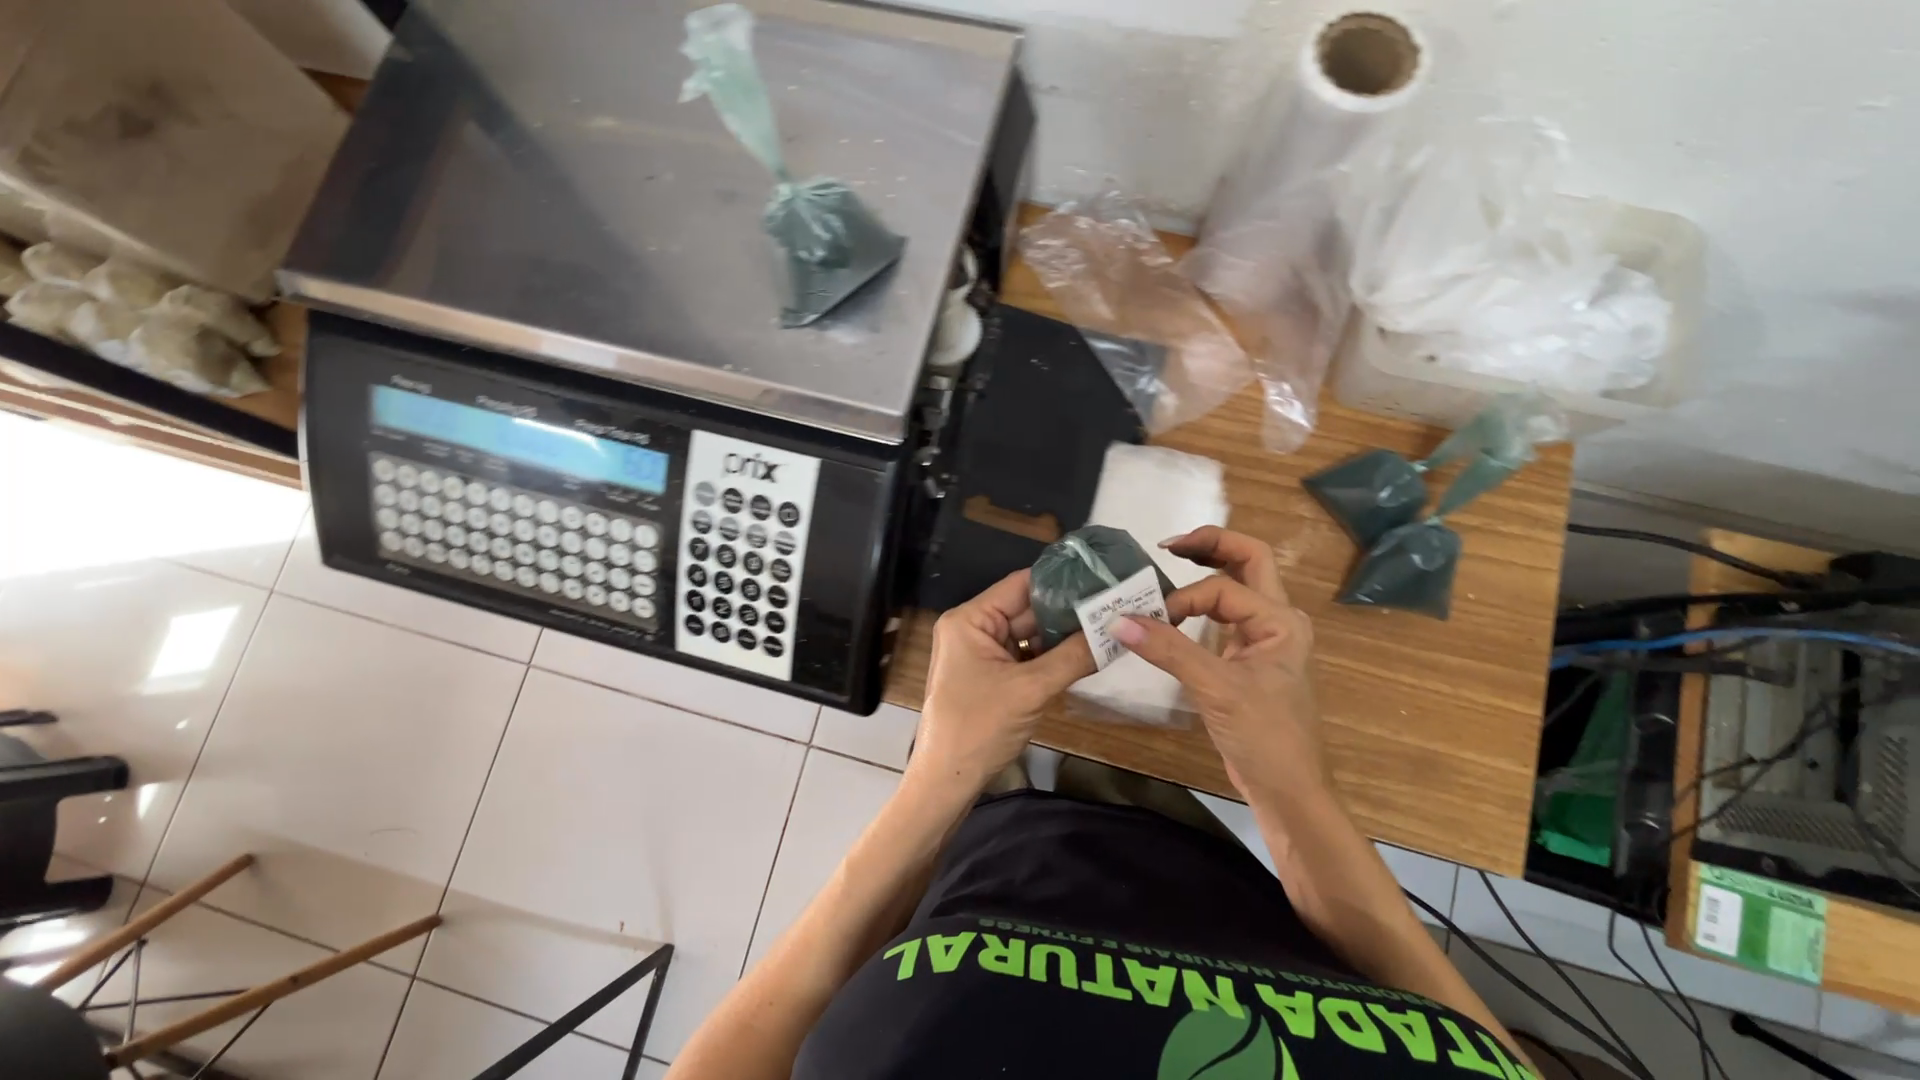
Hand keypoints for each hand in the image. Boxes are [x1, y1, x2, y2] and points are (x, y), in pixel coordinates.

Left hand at [911, 569, 1095, 794]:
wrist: (948, 781)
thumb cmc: (979, 727)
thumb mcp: (1030, 690)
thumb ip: (1073, 657)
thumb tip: (1115, 630)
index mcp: (970, 620)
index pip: (1020, 585)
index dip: (1061, 581)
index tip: (1101, 577)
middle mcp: (973, 629)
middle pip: (1027, 609)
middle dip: (1068, 611)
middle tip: (1115, 604)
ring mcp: (982, 654)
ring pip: (1031, 635)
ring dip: (1064, 635)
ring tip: (1109, 625)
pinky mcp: (991, 677)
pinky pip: (1027, 657)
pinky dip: (1053, 657)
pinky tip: (1086, 653)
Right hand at [1109, 526, 1328, 804]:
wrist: (1288, 790)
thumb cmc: (1265, 736)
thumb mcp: (1216, 689)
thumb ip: (1169, 650)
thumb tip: (1118, 619)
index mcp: (1281, 621)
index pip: (1223, 588)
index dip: (1184, 598)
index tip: (1151, 620)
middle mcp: (1277, 622)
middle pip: (1249, 563)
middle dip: (1211, 546)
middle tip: (1168, 544)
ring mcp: (1264, 642)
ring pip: (1238, 589)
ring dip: (1208, 572)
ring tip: (1171, 562)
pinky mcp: (1248, 662)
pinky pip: (1225, 620)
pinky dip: (1201, 607)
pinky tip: (1176, 611)